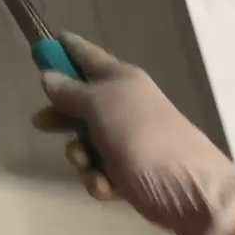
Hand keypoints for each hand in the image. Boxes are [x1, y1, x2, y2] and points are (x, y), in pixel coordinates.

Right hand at [35, 34, 234, 234]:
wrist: (193, 194)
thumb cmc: (142, 137)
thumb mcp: (98, 106)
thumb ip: (69, 91)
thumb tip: (48, 76)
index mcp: (120, 79)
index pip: (87, 54)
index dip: (65, 46)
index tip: (45, 41)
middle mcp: (124, 105)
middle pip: (80, 100)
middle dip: (61, 114)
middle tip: (41, 122)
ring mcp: (128, 139)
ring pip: (86, 139)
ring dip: (79, 153)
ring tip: (85, 163)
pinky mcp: (132, 172)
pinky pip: (100, 168)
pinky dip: (98, 177)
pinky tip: (104, 185)